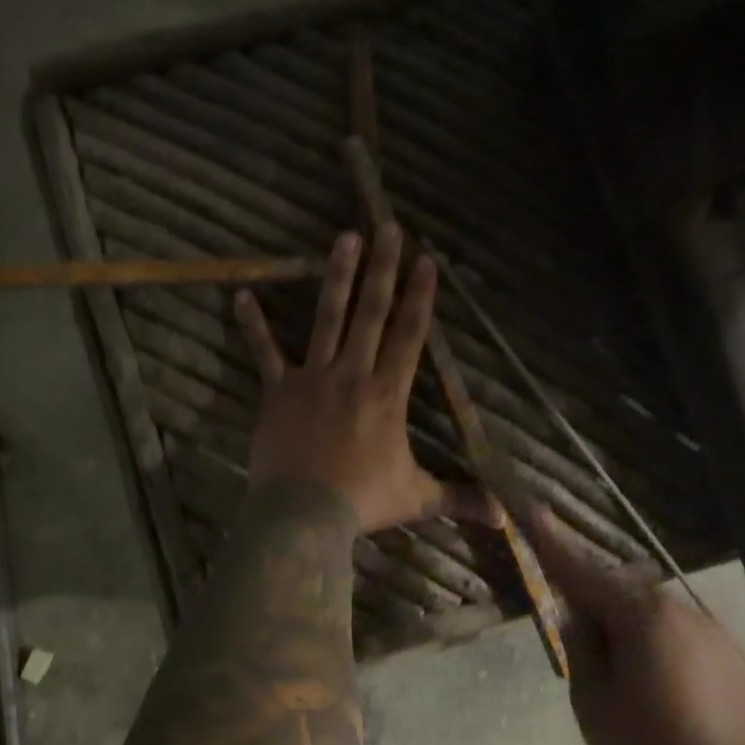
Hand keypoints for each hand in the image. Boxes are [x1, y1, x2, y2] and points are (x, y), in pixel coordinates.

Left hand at [234, 226, 476, 532]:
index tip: (426, 259)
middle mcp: (353, 373)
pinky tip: (242, 296)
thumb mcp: (417, 499)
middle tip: (388, 227)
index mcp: (388, 393)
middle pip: (372, 312)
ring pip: (327, 317)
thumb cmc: (363, 502)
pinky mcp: (277, 392)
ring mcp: (313, 378)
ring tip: (344, 238)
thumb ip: (459, 498)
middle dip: (383, 268)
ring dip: (336, 276)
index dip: (420, 296)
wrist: (304, 513)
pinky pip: (264, 352)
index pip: (410, 334)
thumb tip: (502, 517)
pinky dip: (253, 325)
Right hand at [523, 509, 744, 744]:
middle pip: (621, 592)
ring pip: (653, 617)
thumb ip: (582, 649)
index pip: (581, 571)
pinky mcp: (735, 658)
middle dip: (597, 607)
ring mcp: (714, 631)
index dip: (550, 542)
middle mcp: (680, 609)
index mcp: (640, 615)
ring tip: (627, 687)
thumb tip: (580, 618)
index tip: (530, 507)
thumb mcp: (591, 702)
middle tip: (585, 652)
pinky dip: (661, 652)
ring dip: (631, 633)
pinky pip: (681, 638)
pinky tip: (664, 698)